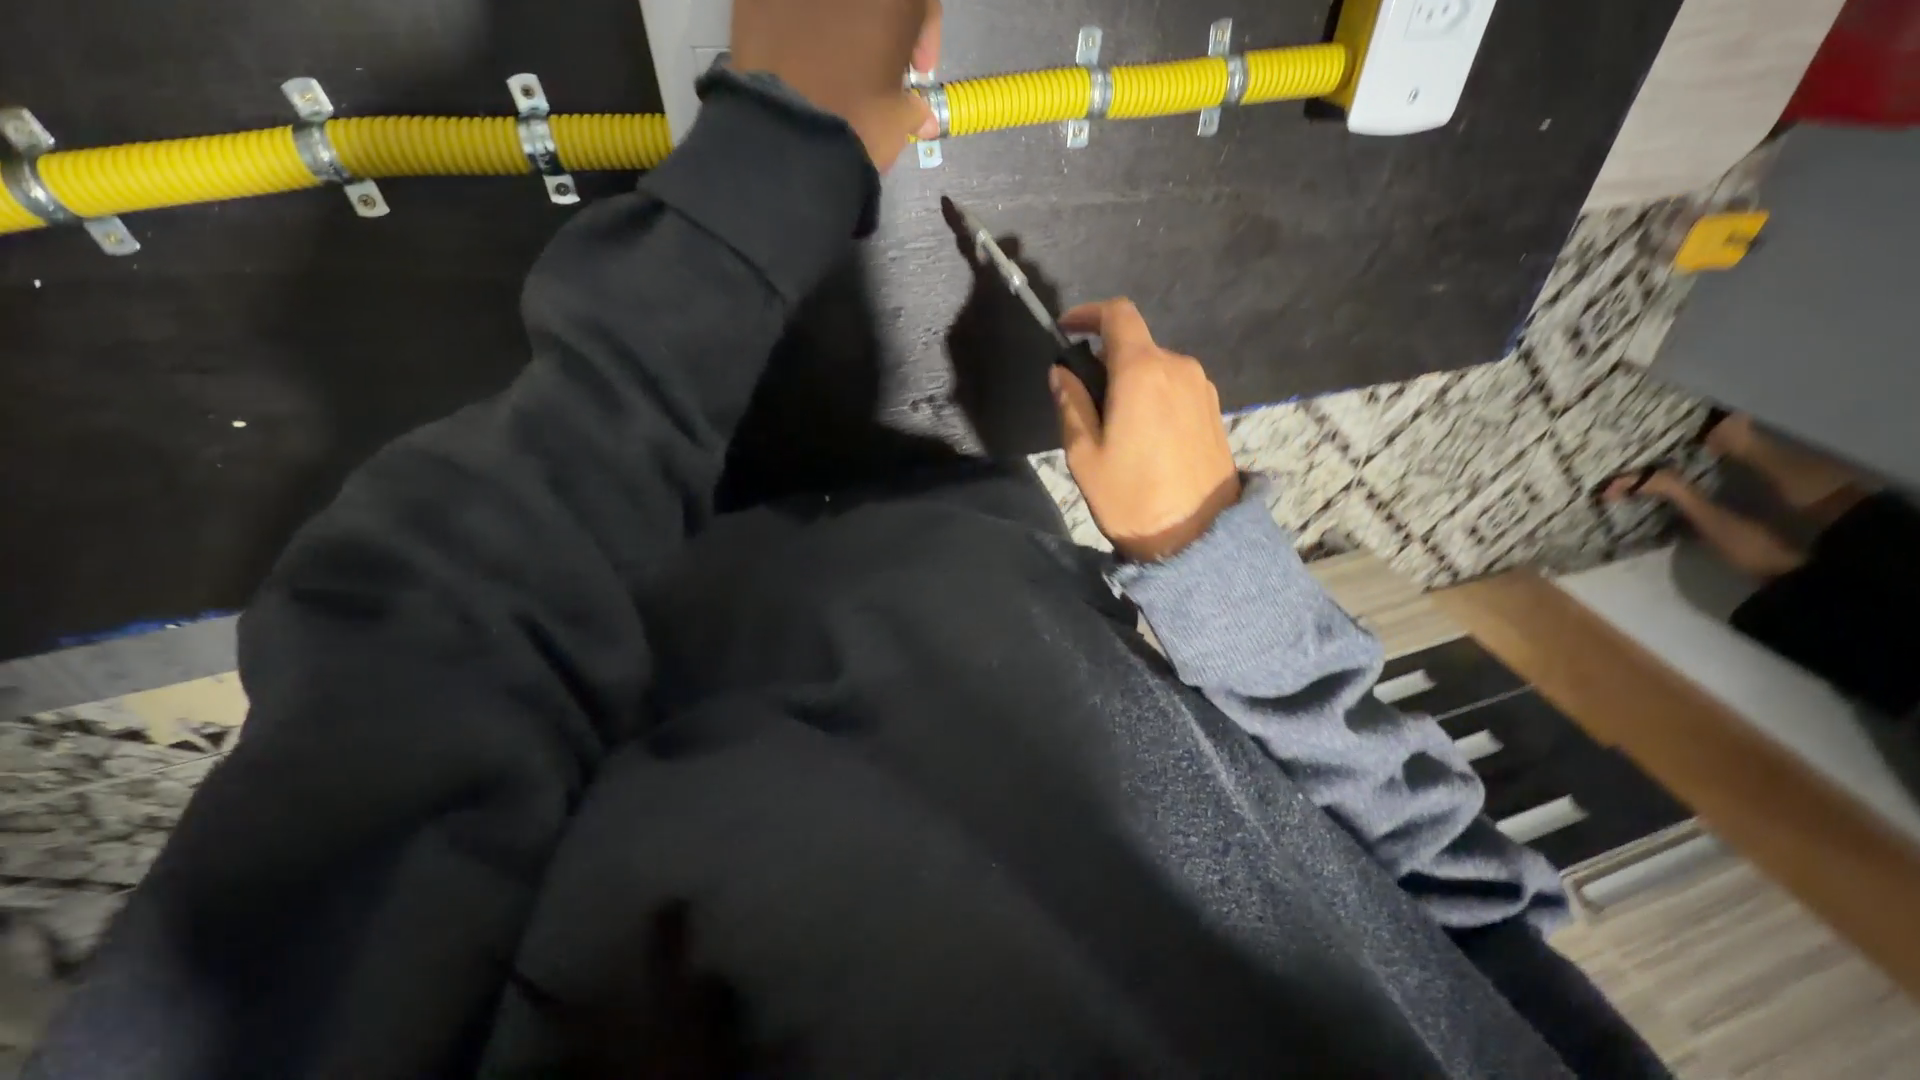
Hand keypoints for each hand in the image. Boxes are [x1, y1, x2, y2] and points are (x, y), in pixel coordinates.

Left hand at [731, 0, 943, 171]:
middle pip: (871, 0)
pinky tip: (797, 56)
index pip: (921, 3)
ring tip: (833, 59)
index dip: (924, 36)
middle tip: (874, 60)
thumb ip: (912, 107)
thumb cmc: (858, 122)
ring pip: (828, 5)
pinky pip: (786, 7)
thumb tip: (923, 118)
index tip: (917, 70)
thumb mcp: (897, 119)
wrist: (786, 137)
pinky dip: (795, 24)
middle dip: (877, 23)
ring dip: (836, 22)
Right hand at [1050, 299, 1240, 561]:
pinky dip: (1154, 395)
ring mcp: (1202, 388)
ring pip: (1157, 367)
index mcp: (1143, 371)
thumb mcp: (1084, 455)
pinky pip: (1176, 387)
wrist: (1197, 538)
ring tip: (1115, 424)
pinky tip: (1144, 435)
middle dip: (1106, 359)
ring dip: (1131, 380)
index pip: (1118, 314)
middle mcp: (1178, 367)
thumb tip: (1061, 372)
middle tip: (1084, 397)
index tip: (1067, 329)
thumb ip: (1071, 404)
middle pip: (1136, 344)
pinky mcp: (1214, 410)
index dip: (1089, 313)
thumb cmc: (1131, 497)